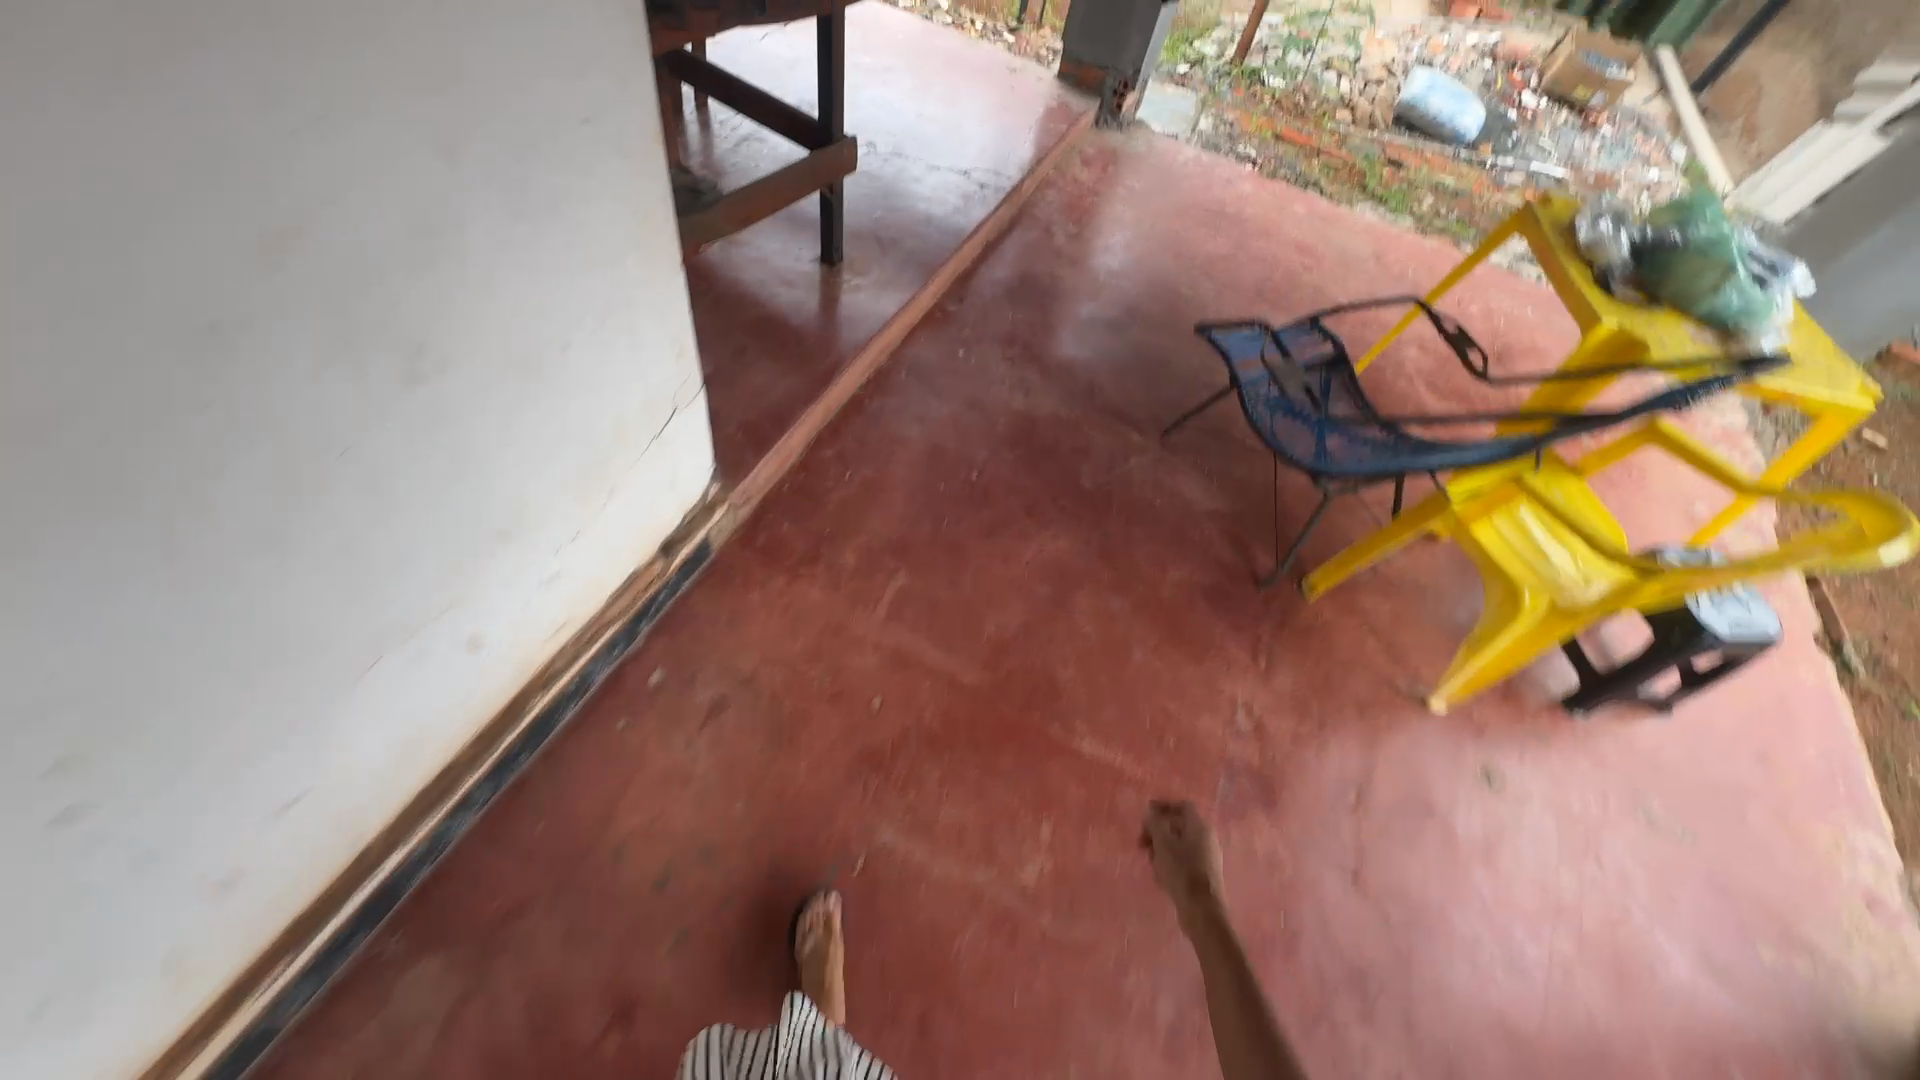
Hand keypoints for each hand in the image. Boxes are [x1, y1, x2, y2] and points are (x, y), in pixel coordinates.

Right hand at [1140, 799, 1225, 932]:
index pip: (1182, 806)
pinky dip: (1170, 863)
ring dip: (1161, 849)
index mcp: (1200, 826)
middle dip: (1157, 832)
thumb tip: (1152, 810)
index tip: (1145, 815)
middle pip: (1179, 826)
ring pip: (1179, 845)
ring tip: (1150, 863)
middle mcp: (1207, 839)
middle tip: (1141, 843)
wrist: (1202, 910)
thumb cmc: (1181, 871)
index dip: (1163, 806)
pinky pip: (1183, 861)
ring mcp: (1207, 858)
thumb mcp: (1162, 843)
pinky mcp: (1204, 875)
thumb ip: (1155, 823)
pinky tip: (1160, 877)